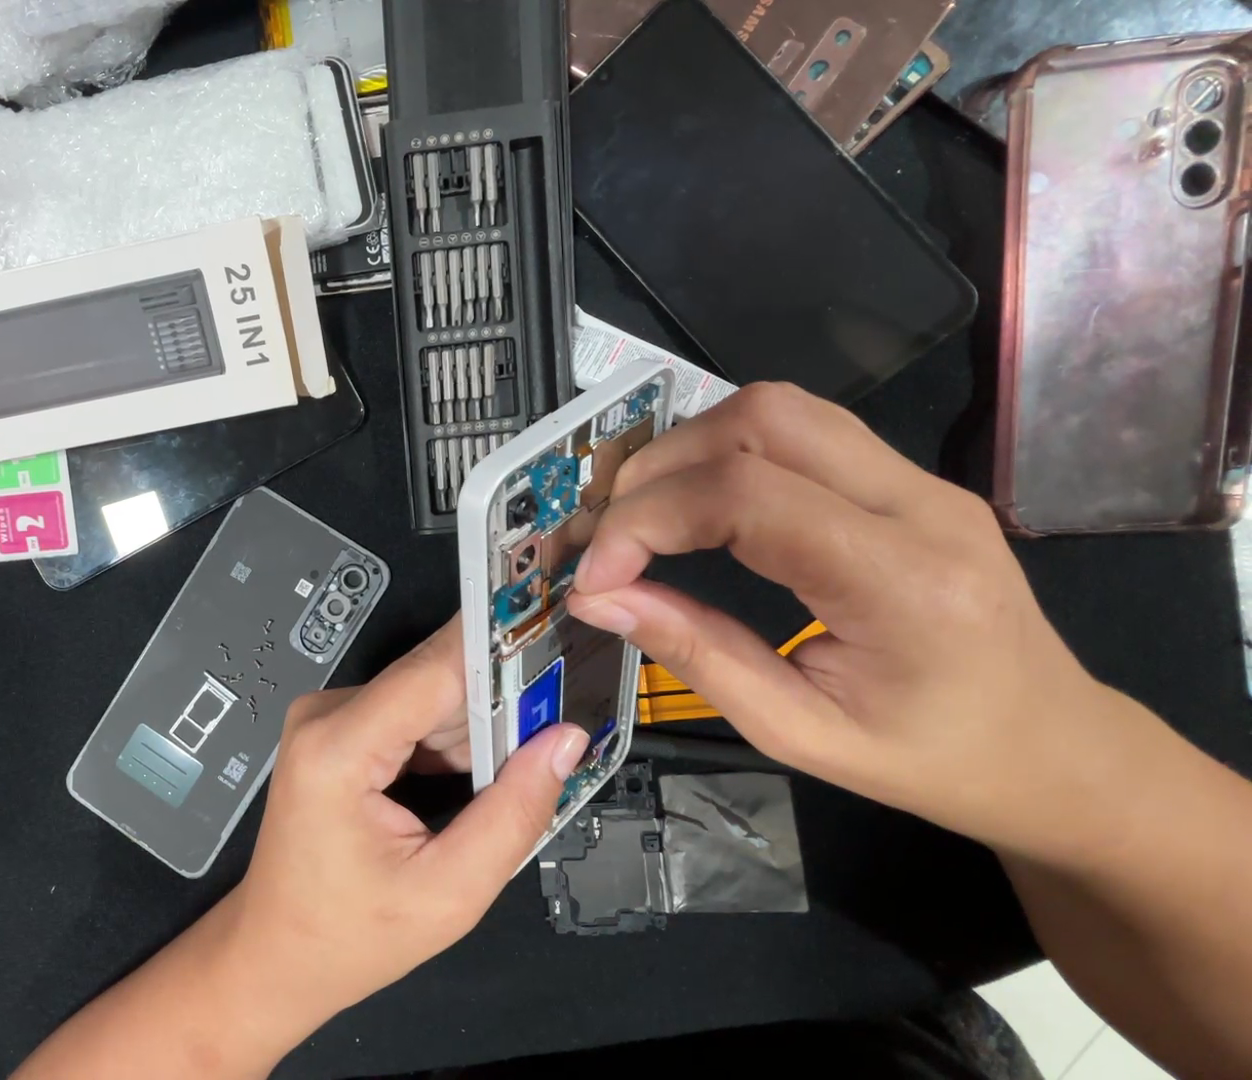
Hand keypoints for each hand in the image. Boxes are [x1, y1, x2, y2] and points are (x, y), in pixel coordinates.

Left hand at [225, 621, 588, 1027]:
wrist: (278, 952)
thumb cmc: (350, 936)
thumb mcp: (448, 892)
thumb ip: (513, 814)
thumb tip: (565, 742)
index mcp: (338, 747)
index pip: (433, 670)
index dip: (498, 644)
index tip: (556, 620)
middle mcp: (325, 715)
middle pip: (433, 678)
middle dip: (503, 692)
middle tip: (570, 702)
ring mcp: (329, 719)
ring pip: (428, 695)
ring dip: (482, 720)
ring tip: (538, 742)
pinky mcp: (340, 732)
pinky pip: (412, 715)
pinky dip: (454, 736)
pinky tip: (492, 763)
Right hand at [565, 383, 1146, 858]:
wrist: (1057, 750)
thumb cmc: (932, 761)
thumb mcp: (798, 732)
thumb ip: (695, 653)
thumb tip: (597, 599)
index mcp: (903, 582)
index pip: (745, 496)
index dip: (645, 521)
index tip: (595, 578)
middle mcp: (919, 505)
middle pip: (759, 420)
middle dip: (657, 469)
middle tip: (611, 538)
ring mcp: (917, 480)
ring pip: (775, 407)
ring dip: (686, 450)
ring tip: (643, 516)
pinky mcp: (902, 477)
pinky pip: (795, 428)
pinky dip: (721, 451)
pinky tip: (695, 501)